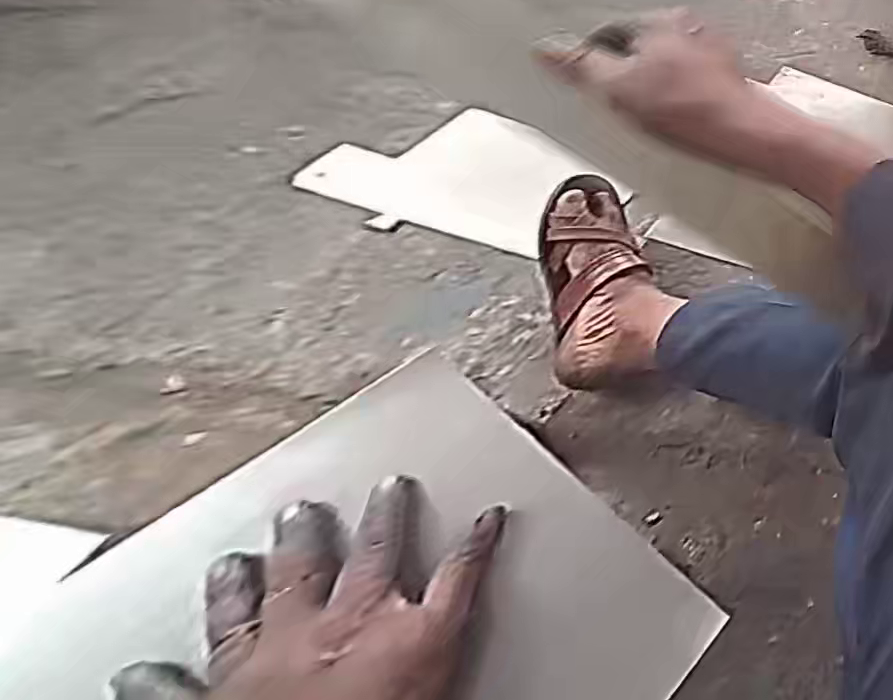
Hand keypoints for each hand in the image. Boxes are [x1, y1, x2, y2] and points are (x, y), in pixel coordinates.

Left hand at [110, 477, 505, 699]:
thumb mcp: (442, 635)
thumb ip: (463, 577)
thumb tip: (488, 523)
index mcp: (363, 610)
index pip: (385, 545)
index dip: (392, 511)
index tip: (394, 484)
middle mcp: (305, 631)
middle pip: (307, 571)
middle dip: (306, 536)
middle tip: (298, 510)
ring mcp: (251, 673)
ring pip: (240, 618)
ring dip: (234, 589)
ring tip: (228, 564)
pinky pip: (170, 696)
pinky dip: (150, 685)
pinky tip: (134, 674)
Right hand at [536, 9, 762, 159]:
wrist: (743, 132)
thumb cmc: (688, 108)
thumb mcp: (616, 88)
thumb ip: (579, 67)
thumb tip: (547, 50)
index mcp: (663, 20)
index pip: (611, 32)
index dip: (596, 61)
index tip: (597, 85)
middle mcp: (694, 27)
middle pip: (643, 48)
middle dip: (631, 74)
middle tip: (631, 104)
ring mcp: (716, 50)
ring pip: (670, 65)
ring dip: (659, 86)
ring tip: (661, 114)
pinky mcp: (731, 75)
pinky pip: (695, 81)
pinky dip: (686, 95)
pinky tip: (684, 115)